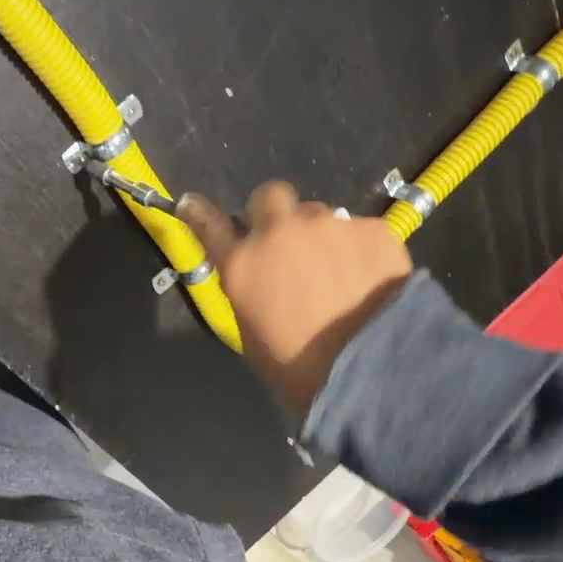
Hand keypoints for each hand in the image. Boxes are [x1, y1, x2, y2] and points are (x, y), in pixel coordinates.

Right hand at [178, 182, 412, 411]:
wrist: (369, 364)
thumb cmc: (297, 366)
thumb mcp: (252, 335)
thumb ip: (248, 293)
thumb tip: (258, 276)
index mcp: (241, 264)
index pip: (209, 225)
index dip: (199, 212)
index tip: (192, 203)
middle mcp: (279, 233)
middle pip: (268, 195)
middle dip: (271, 212)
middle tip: (282, 240)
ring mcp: (328, 224)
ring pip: (316, 214)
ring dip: (316, 235)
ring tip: (333, 270)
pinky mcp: (370, 228)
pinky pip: (356, 230)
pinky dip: (355, 249)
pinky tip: (364, 277)